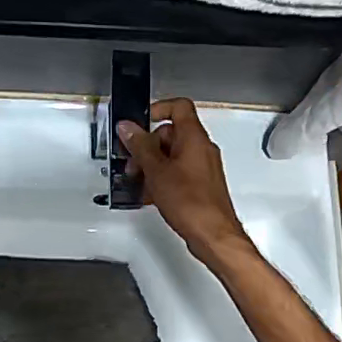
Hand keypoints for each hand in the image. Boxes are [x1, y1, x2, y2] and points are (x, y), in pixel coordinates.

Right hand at [118, 98, 251, 264]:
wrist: (213, 234)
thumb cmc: (194, 204)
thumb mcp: (156, 171)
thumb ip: (140, 147)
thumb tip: (129, 128)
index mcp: (194, 138)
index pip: (179, 107)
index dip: (157, 109)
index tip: (140, 122)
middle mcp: (202, 150)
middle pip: (172, 134)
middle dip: (148, 145)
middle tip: (134, 160)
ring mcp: (203, 168)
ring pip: (174, 156)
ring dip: (154, 165)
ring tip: (140, 180)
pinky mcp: (201, 186)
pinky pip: (179, 174)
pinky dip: (163, 179)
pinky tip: (151, 194)